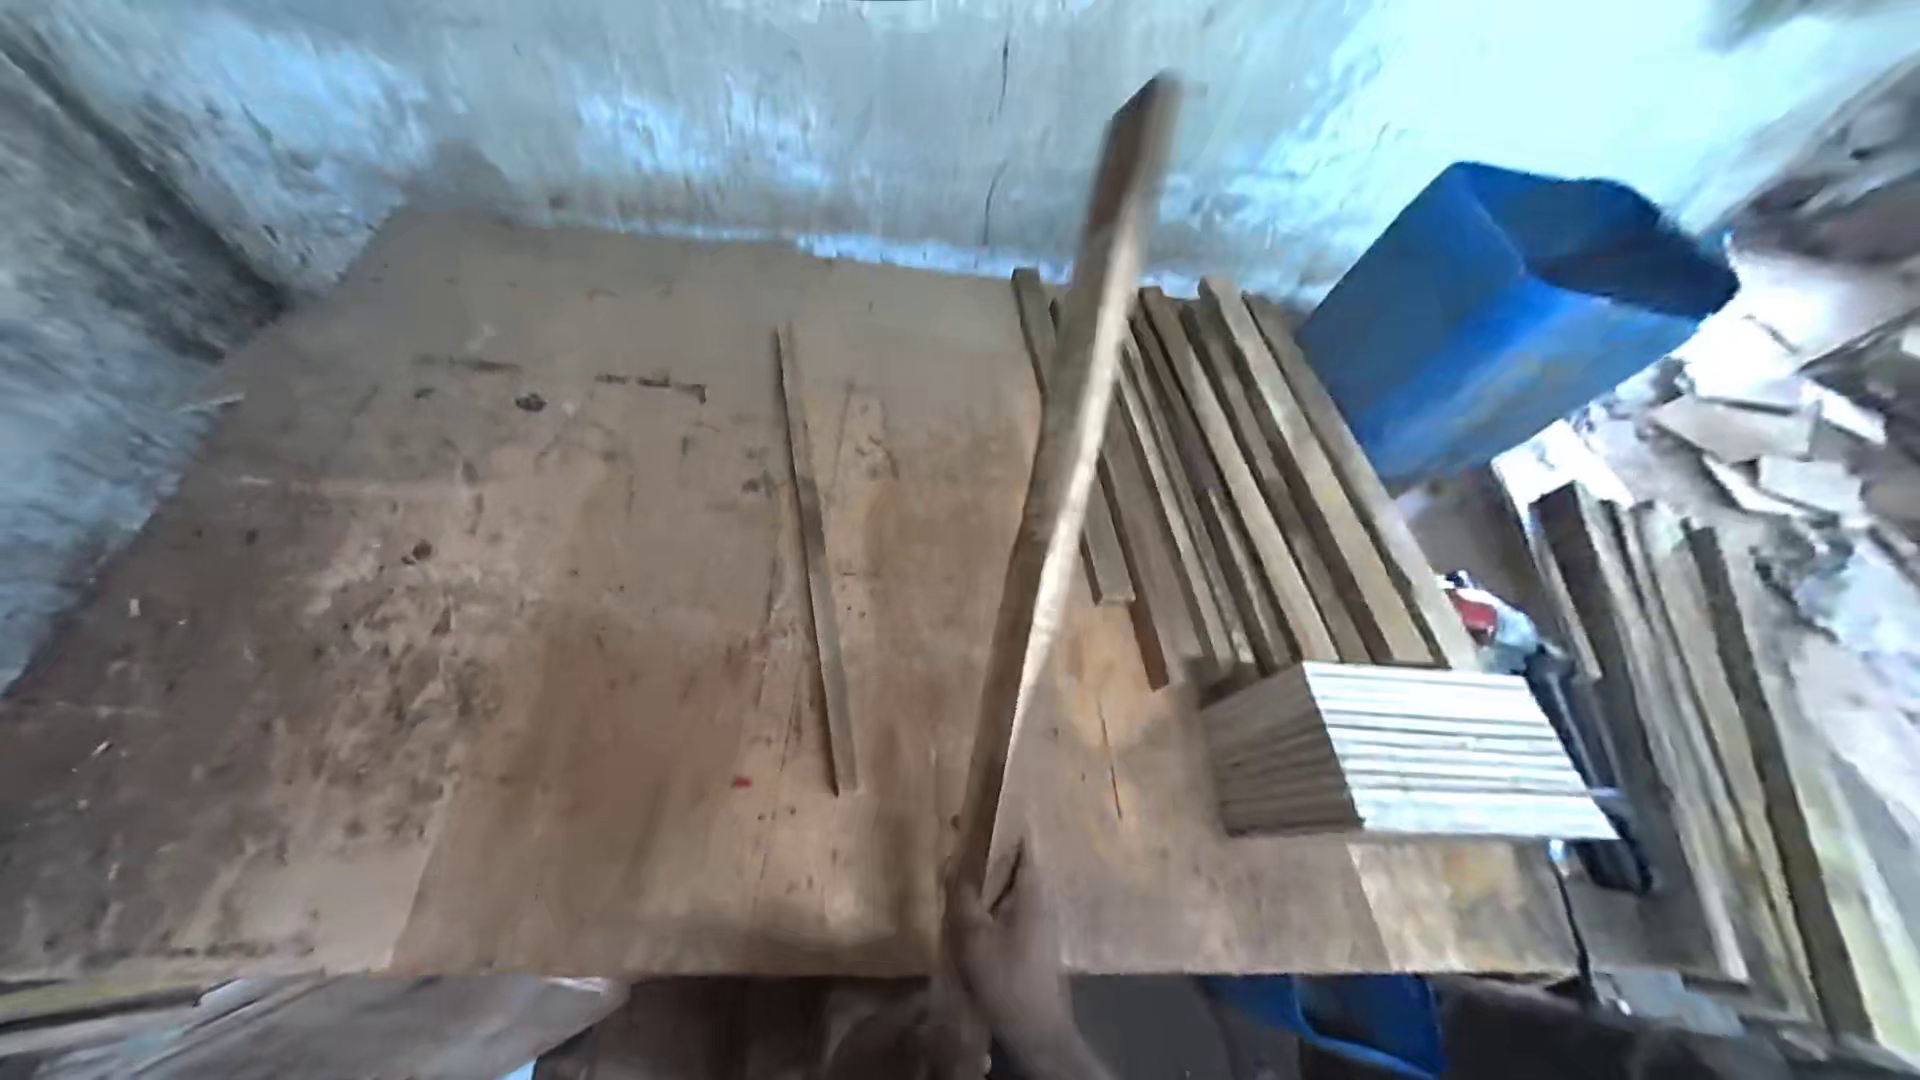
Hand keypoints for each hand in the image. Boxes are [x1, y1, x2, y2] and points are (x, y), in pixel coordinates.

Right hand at [943, 843, 1074, 1054]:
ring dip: (988, 878)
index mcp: (1032, 887)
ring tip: (959, 877)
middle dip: (987, 852)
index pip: (1021, 840)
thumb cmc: (1007, 978)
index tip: (971, 818)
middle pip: (1015, 861)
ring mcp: (1042, 918)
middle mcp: (1042, 896)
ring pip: (1012, 885)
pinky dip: (993, 899)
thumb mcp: (974, 935)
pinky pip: (1012, 904)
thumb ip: (962, 894)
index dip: (998, 825)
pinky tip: (974, 912)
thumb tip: (953, 860)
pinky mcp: (1036, 938)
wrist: (1037, 1032)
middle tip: (957, 846)